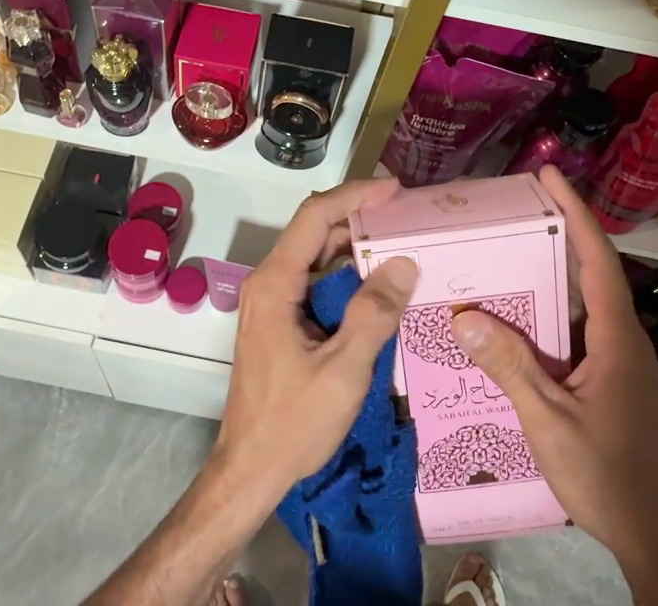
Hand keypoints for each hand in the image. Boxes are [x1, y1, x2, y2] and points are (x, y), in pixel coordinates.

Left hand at [210, 176, 418, 508]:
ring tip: (401, 242)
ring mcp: (270, 303)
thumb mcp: (344, 371)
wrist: (249, 468)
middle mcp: (268, 283)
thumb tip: (404, 263)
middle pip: (313, 231)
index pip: (315, 217)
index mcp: (276, 284)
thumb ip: (374, 314)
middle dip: (359, 216)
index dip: (355, 195)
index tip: (395, 189)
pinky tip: (377, 284)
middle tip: (408, 216)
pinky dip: (345, 274)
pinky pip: (313, 283)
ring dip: (353, 246)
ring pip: (314, 257)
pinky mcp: (278, 322)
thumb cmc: (293, 422)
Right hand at [449, 166, 657, 605]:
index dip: (575, 214)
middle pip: (592, 274)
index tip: (550, 176)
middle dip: (559, 234)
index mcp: (616, 340)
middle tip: (514, 210)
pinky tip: (517, 326)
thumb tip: (464, 316)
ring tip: (505, 256)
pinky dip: (551, 314)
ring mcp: (622, 365)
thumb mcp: (549, 421)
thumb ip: (510, 366)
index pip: (597, 261)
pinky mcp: (614, 385)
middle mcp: (624, 342)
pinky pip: (579, 333)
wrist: (657, 539)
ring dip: (553, 275)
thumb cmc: (607, 477)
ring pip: (585, 306)